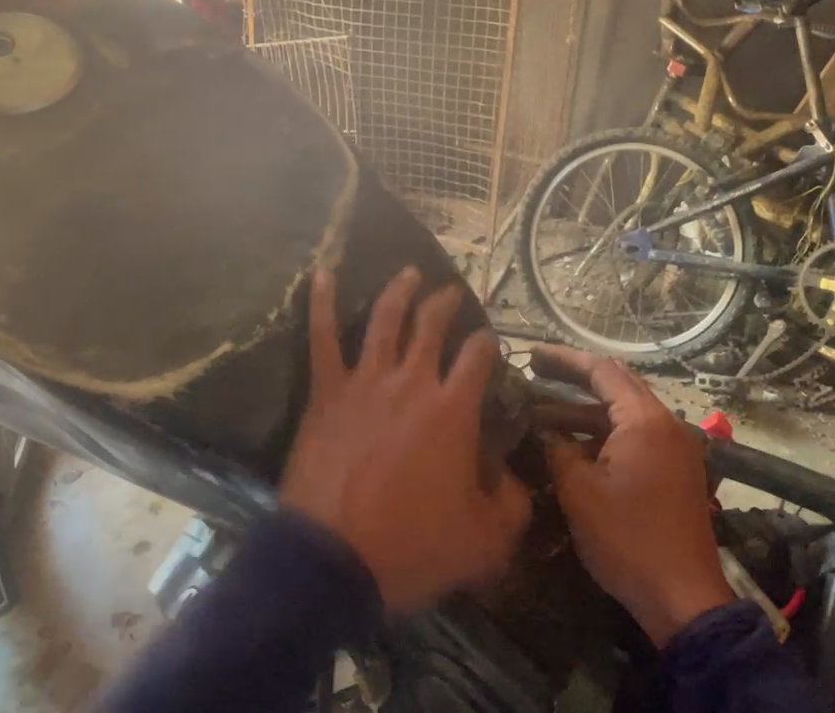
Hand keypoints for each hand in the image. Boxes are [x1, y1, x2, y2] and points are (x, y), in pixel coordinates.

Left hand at [280, 267, 532, 614]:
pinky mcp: (326, 393)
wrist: (334, 561)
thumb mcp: (485, 541)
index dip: (488, 343)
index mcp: (454, 409)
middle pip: (432, 324)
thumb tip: (513, 477)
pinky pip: (322, 338)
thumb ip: (512, 504)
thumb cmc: (412, 548)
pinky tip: (322, 274)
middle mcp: (412, 382)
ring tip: (410, 273)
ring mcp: (365, 382)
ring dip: (400, 291)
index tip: (489, 343)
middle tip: (452, 290)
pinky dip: (322, 302)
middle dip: (446, 302)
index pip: (479, 356)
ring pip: (384, 319)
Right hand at [539, 344, 733, 646]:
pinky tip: (572, 445)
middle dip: (574, 378)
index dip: (564, 359)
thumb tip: (543, 430)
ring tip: (541, 412)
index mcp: (645, 420)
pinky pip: (635, 437)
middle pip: (617, 386)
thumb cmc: (628, 539)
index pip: (602, 370)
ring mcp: (675, 448)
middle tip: (535, 372)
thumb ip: (557, 450)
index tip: (532, 354)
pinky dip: (603, 434)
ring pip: (624, 414)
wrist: (683, 597)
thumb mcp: (579, 492)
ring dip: (585, 412)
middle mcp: (666, 424)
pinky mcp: (675, 472)